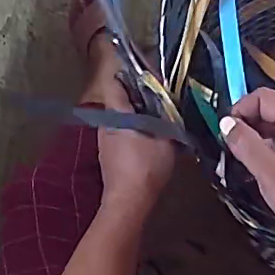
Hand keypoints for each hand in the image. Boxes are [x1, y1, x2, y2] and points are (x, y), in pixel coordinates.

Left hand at [95, 86, 175, 217]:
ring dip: (137, 117)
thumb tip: (171, 104)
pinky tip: (151, 141)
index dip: (128, 74)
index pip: (114, 83)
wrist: (128, 201)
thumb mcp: (166, 139)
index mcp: (116, 114)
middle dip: (138, 97)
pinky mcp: (107, 156)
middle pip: (119, 101)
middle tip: (161, 98)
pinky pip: (121, 135)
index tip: (146, 74)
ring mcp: (104, 142)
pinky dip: (134, 133)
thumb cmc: (146, 167)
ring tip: (159, 120)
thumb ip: (168, 118)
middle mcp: (105, 124)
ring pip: (120, 119)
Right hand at [221, 88, 274, 253]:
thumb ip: (245, 144)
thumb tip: (225, 122)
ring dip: (253, 143)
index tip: (225, 133)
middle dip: (245, 127)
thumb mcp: (269, 172)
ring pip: (271, 131)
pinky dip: (264, 155)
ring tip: (242, 165)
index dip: (241, 110)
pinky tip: (257, 174)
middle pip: (268, 111)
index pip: (264, 97)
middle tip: (231, 151)